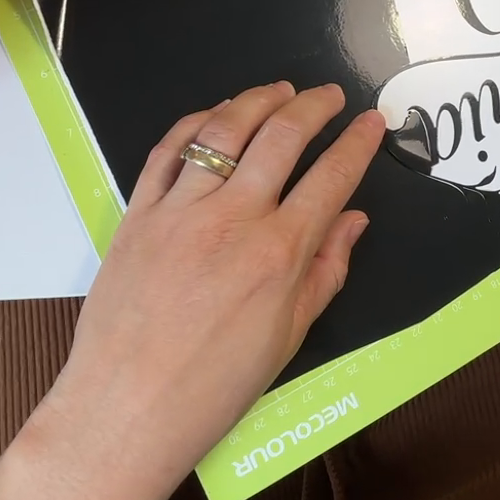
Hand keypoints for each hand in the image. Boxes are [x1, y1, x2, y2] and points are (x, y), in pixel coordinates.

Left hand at [48, 81, 385, 480]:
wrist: (126, 410)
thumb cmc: (217, 386)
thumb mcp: (289, 335)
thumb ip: (327, 270)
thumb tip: (355, 220)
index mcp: (279, 253)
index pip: (332, 178)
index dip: (358, 142)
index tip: (372, 120)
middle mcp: (234, 218)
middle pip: (282, 137)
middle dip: (314, 106)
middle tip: (330, 94)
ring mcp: (180, 210)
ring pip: (224, 131)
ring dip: (257, 99)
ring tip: (280, 89)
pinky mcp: (138, 213)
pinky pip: (167, 151)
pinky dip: (195, 123)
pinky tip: (214, 114)